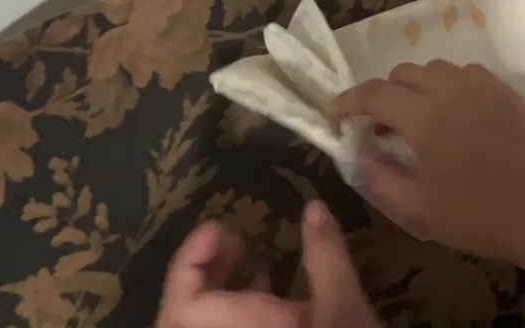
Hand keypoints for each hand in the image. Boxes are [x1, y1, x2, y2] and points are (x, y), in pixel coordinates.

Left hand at [156, 203, 379, 327]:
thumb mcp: (344, 310)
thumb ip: (326, 255)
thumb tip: (313, 208)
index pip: (183, 309)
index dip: (191, 264)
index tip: (220, 227)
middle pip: (180, 323)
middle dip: (201, 275)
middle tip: (231, 238)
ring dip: (214, 295)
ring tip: (244, 257)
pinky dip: (231, 318)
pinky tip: (262, 294)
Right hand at [328, 61, 524, 259]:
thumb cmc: (473, 213)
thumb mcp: (415, 207)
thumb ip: (378, 175)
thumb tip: (360, 151)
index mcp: (425, 116)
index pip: (375, 93)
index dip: (348, 101)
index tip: (333, 114)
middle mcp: (451, 89)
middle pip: (403, 73)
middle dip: (383, 95)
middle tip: (379, 129)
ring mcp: (481, 84)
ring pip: (435, 69)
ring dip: (417, 88)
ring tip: (417, 122)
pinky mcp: (504, 88)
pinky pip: (466, 73)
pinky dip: (449, 86)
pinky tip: (453, 115)